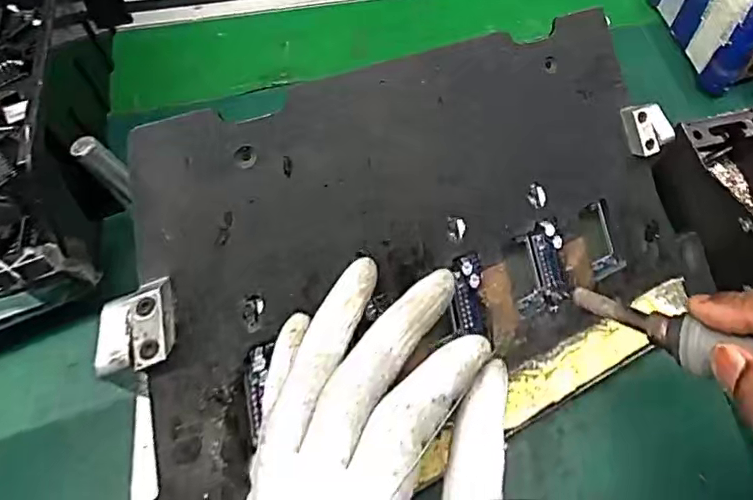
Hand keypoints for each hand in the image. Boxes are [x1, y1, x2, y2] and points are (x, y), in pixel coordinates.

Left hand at [250, 257, 507, 499]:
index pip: (401, 420)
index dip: (445, 372)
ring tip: (359, 275)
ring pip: (296, 394)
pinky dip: (286, 371)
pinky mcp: (263, 499)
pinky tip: (300, 330)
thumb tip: (489, 383)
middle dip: (398, 326)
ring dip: (332, 326)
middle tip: (435, 285)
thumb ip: (476, 468)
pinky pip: (266, 423)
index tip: (480, 343)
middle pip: (348, 391)